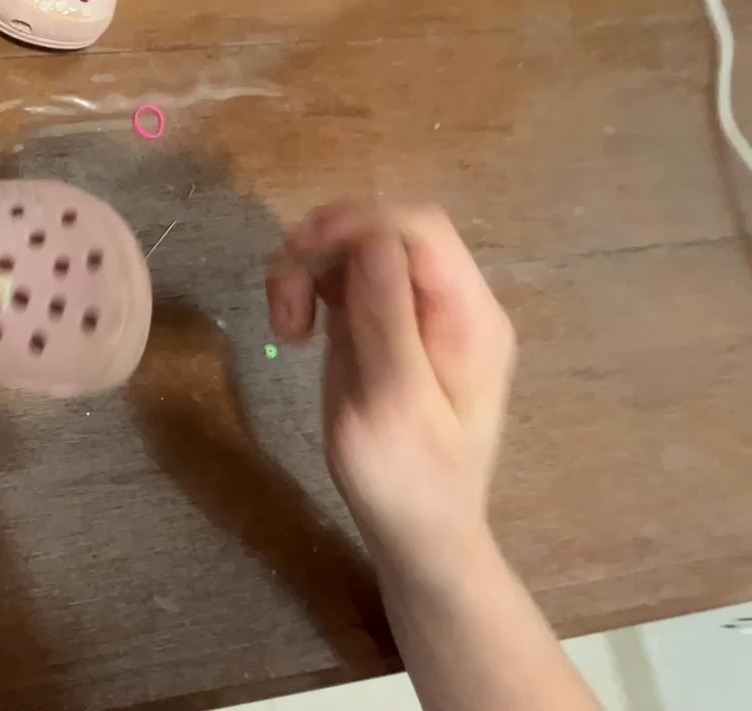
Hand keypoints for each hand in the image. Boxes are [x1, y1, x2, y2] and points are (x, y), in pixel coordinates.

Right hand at [266, 200, 515, 576]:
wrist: (412, 527)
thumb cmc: (406, 476)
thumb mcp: (394, 401)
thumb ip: (386, 317)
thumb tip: (370, 239)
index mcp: (467, 315)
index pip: (419, 228)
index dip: (357, 224)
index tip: (300, 255)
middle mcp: (442, 301)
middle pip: (378, 231)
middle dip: (322, 249)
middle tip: (284, 298)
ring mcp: (409, 309)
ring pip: (349, 248)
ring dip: (304, 270)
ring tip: (286, 325)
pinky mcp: (376, 321)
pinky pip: (337, 277)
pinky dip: (304, 287)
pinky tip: (294, 327)